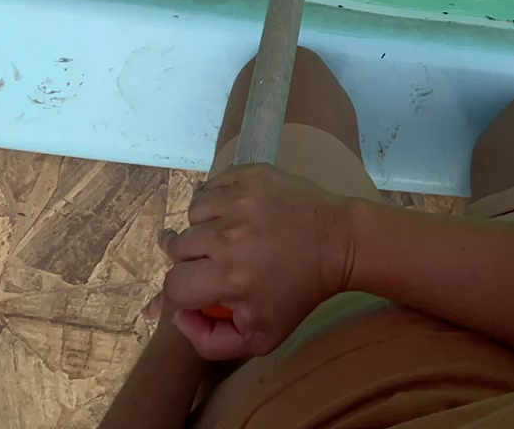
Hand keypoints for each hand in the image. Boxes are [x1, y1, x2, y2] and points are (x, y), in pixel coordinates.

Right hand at [161, 163, 357, 360]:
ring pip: (193, 211)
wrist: (338, 241)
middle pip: (178, 246)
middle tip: (215, 261)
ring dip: (203, 225)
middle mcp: (229, 234)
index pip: (174, 285)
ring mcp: (241, 198)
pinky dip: (216, 198)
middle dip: (191, 259)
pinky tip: (233, 210)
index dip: (182, 292)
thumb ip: (210, 341)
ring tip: (225, 233)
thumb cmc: (300, 291)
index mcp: (230, 276)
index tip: (200, 287)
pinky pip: (213, 184)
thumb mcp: (260, 337)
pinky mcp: (252, 173)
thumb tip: (177, 316)